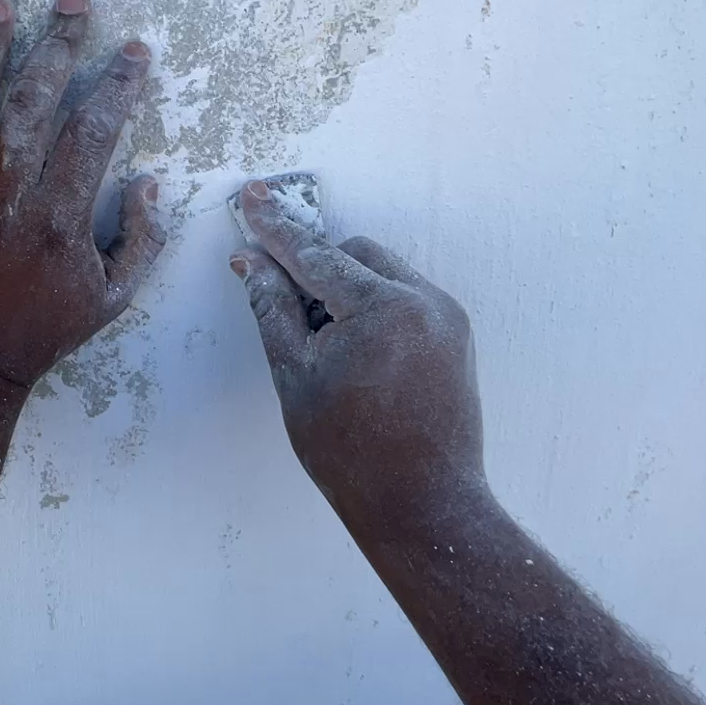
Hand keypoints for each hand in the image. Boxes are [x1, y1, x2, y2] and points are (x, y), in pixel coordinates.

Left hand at [0, 0, 165, 387]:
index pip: (94, 135)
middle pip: (32, 108)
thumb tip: (150, 182)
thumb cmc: (41, 330)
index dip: (117, 87)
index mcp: (60, 222)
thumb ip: (142, 241)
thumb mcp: (112, 300)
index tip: (133, 51)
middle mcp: (6, 202)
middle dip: (57, 48)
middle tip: (72, 1)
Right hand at [231, 180, 484, 522]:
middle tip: (289, 310)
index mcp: (383, 308)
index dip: (275, 227)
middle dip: (314, 267)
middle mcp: (425, 301)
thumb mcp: (293, 371)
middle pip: (352, 253)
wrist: (423, 508)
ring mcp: (446, 318)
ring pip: (378, 270)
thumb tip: (251, 260)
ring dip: (342, 285)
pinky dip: (368, 304)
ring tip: (323, 341)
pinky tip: (352, 347)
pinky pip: (401, 295)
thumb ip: (272, 305)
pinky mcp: (454, 334)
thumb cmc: (350, 449)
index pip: (314, 254)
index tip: (252, 196)